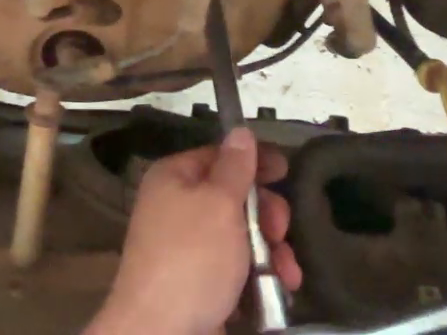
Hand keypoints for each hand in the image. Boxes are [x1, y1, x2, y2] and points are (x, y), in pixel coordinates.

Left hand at [86, 128, 302, 334]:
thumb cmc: (191, 258)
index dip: (254, 161)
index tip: (286, 171)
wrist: (159, 334)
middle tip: (281, 231)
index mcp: (174, 178)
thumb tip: (240, 131)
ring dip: (271, 252)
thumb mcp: (218, 204)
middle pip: (235, 198)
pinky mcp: (200, 286)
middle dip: (267, 215)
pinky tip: (280, 290)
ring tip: (287, 273)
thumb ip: (236, 167)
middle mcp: (178, 209)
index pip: (219, 156)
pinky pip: (237, 270)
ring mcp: (189, 250)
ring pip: (241, 238)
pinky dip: (260, 278)